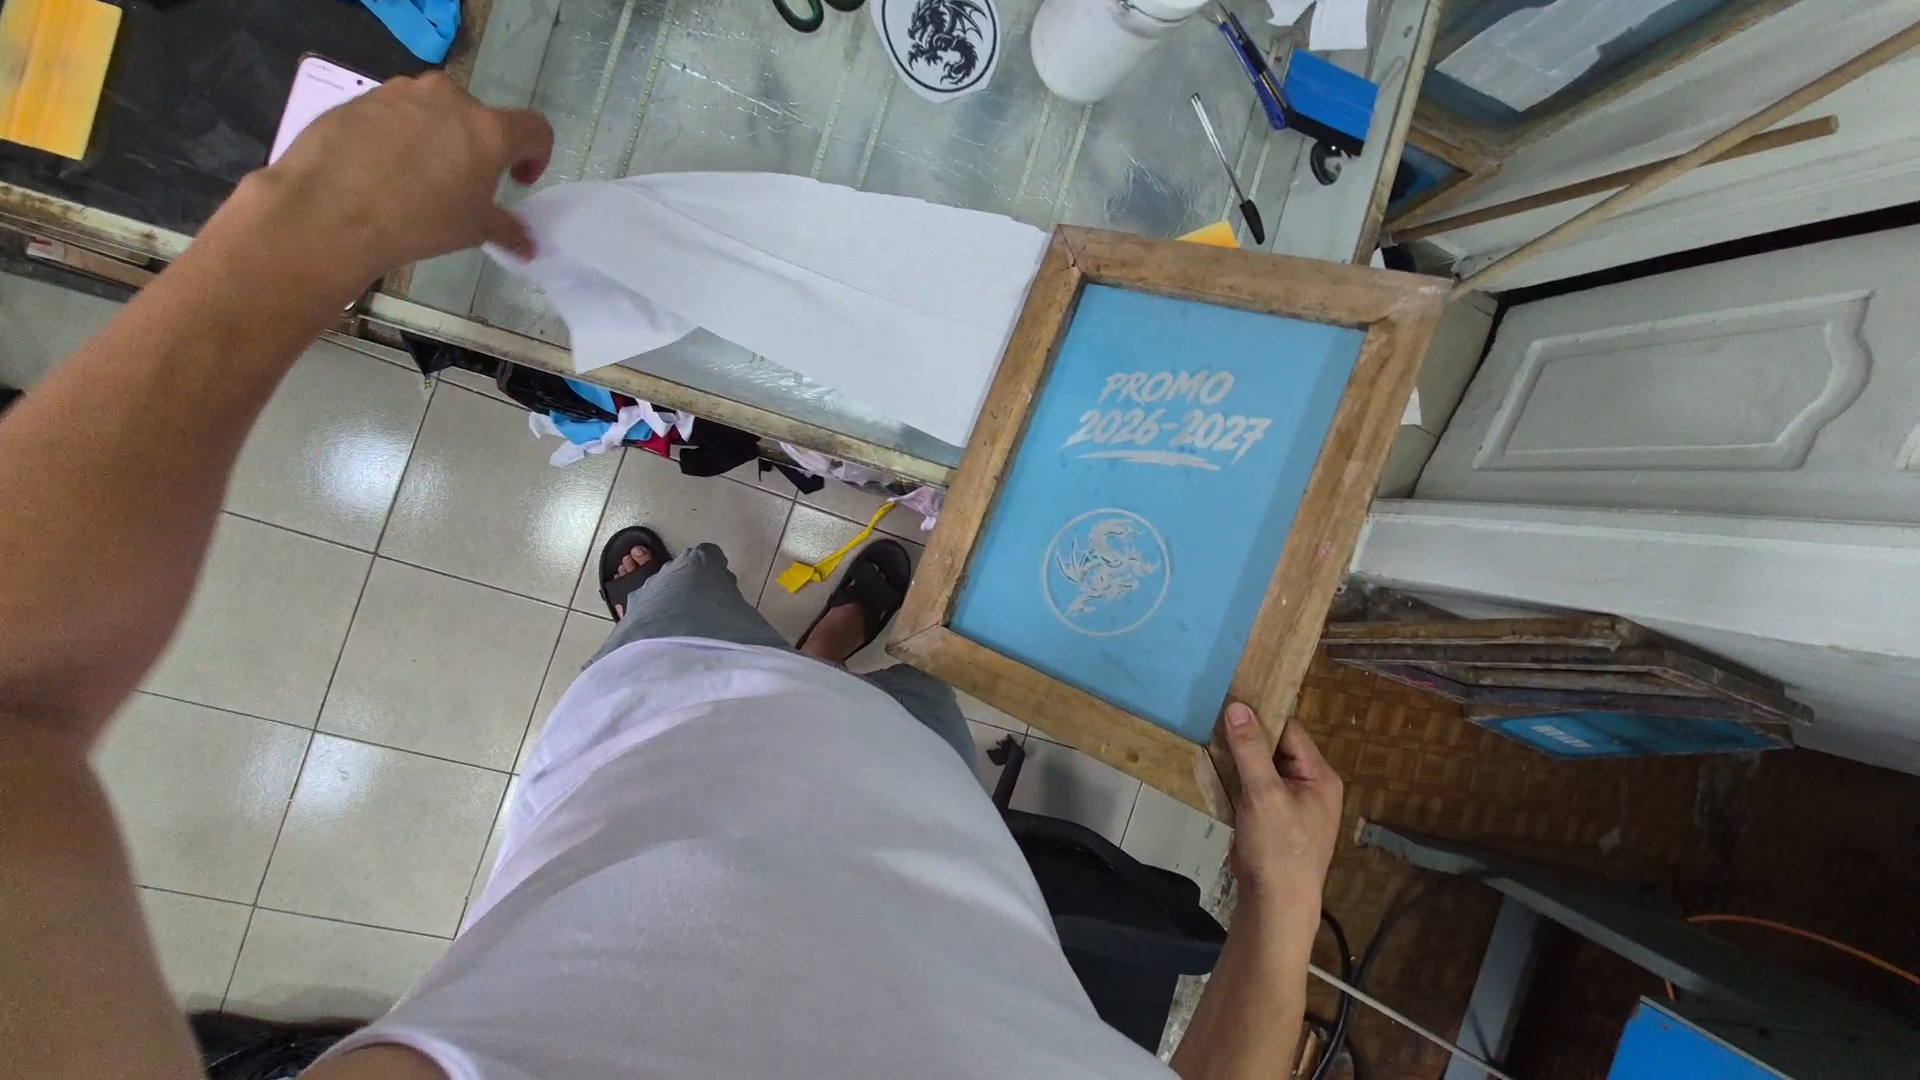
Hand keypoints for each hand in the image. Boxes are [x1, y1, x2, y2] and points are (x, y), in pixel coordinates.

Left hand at [224, 73, 553, 301]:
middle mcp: (449, 99)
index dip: (537, 155)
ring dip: (442, 139)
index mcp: (489, 129)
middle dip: (482, 148)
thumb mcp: (476, 230)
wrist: (333, 208)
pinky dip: (405, 137)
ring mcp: (401, 92)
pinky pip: (399, 114)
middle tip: (468, 184)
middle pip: (481, 118)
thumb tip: (527, 246)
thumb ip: (508, 230)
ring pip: (438, 112)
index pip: (535, 129)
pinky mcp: (363, 97)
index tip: (518, 180)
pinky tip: (389, 170)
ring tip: (424, 177)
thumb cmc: (422, 219)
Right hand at [1222, 702, 1342, 916]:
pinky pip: (1254, 785)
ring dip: (1239, 758)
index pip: (1290, 731)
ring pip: (1262, 766)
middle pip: (1276, 747)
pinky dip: (1236, 777)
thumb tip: (1238, 706)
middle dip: (1247, 737)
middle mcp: (1310, 785)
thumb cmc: (1277, 848)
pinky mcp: (1272, 817)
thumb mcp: (1263, 794)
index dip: (1262, 716)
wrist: (1275, 905)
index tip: (1230, 702)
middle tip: (1214, 720)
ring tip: (1209, 740)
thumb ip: (1251, 749)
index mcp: (1320, 777)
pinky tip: (1215, 770)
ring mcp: (1291, 803)